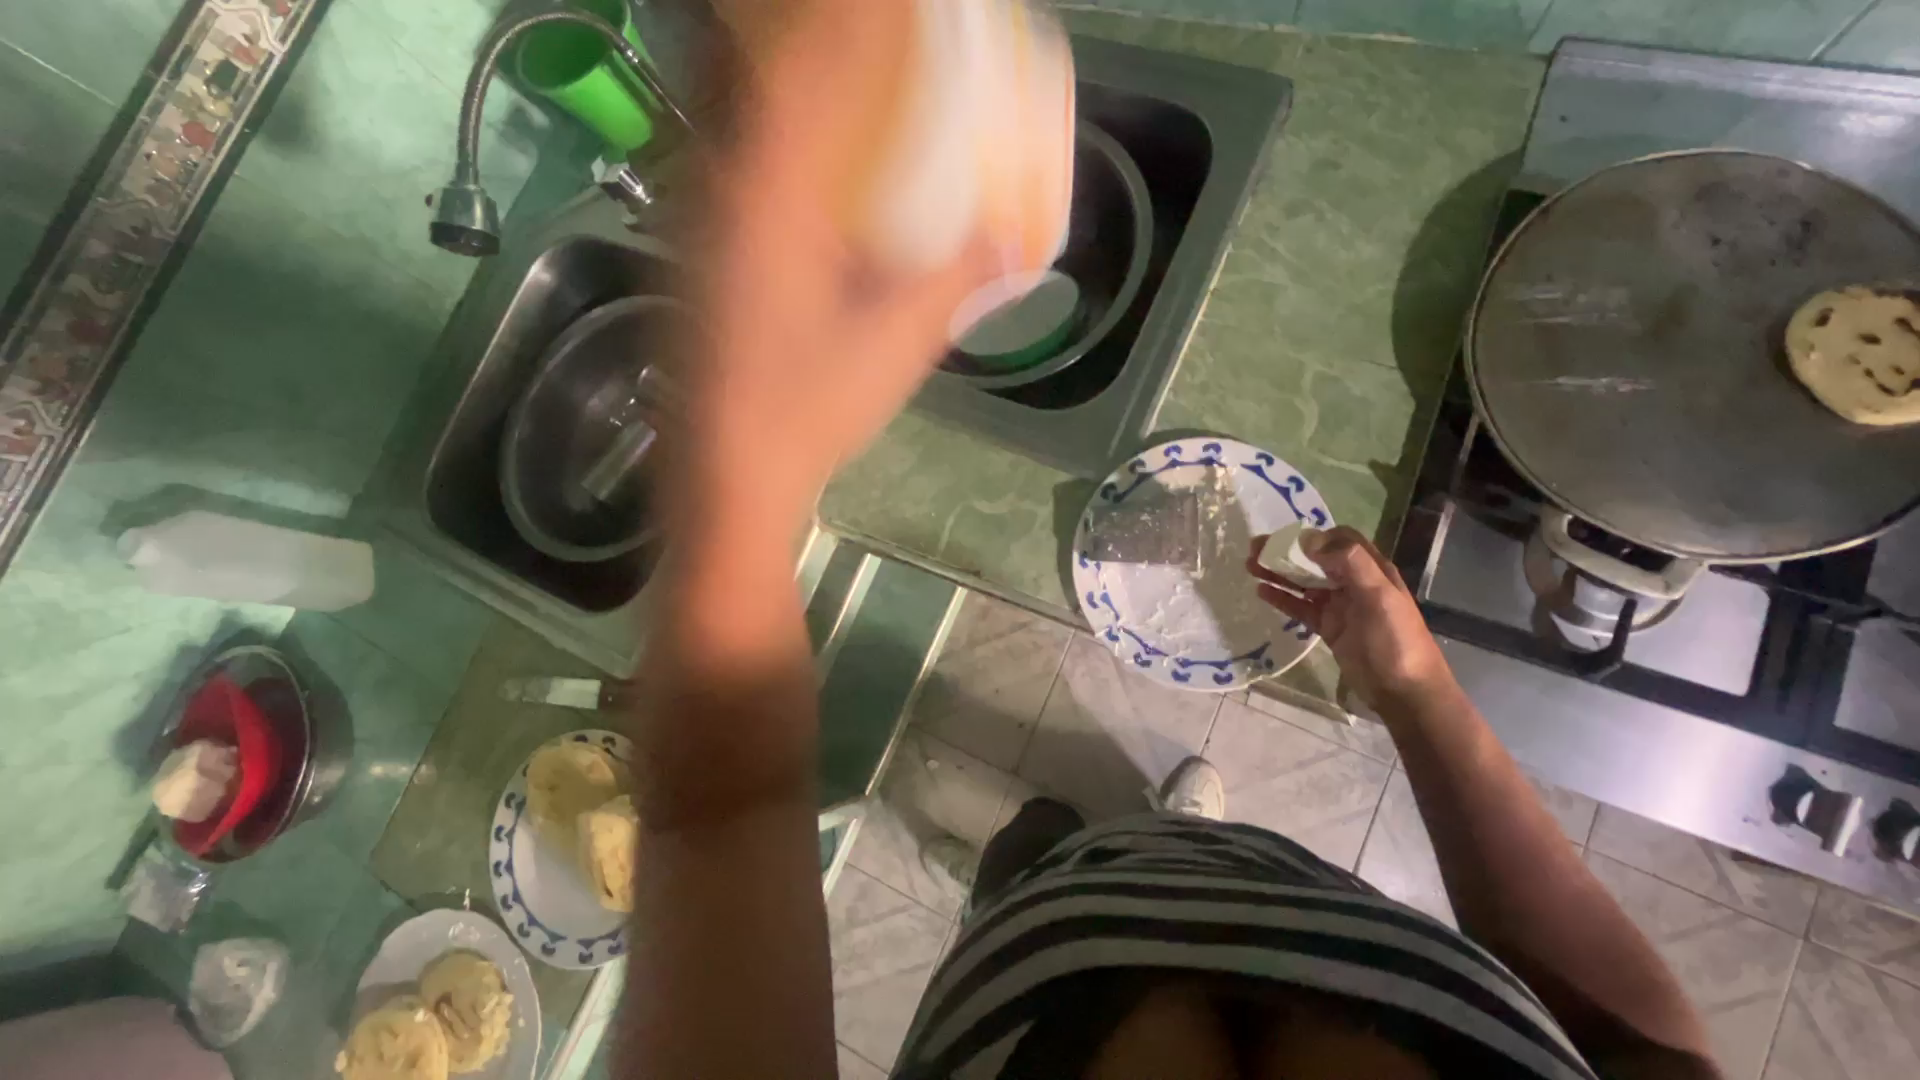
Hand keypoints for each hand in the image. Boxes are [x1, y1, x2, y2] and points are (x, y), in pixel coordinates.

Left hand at [672, 0, 999, 527]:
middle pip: (748, 73)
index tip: (888, 9)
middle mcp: (715, 191)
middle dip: (802, 40)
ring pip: (726, 120)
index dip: (846, 22)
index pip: (803, 69)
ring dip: (775, 86)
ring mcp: (690, 223)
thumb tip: (1019, 241)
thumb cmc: (808, 411)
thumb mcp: (898, 344)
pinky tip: (794, 174)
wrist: (724, 479)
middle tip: (857, 37)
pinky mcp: (687, 257)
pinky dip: (760, 143)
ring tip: (830, 84)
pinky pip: (722, 168)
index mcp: (770, 198)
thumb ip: (958, 281)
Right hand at [1247, 526, 1455, 709]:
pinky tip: (1262, 591)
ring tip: (1250, 565)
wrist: (1403, 690)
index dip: (1315, 536)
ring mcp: (1340, 606)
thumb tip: (1307, 539)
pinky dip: (1282, 598)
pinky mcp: (1328, 627)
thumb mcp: (1378, 596)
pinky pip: (1301, 607)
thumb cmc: (1395, 639)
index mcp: (1373, 570)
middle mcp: (1354, 583)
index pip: (1342, 540)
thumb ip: (1349, 563)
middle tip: (1255, 548)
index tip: (1287, 541)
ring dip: (1279, 572)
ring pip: (1304, 582)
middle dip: (1287, 551)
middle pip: (1316, 559)